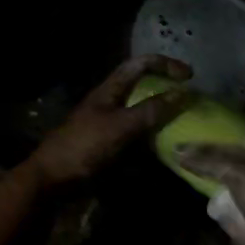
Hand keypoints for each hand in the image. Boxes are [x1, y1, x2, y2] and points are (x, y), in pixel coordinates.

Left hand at [27, 55, 193, 187]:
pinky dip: (152, 141)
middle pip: (142, 88)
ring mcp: (109, 125)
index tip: (190, 77)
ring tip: (185, 128)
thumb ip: (150, 110)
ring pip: (142, 115)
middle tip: (191, 104)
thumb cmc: (84, 146)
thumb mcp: (120, 126)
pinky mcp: (109, 146)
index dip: (165, 64)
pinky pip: (137, 138)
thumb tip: (183, 93)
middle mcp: (110, 103)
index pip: (140, 65)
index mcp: (110, 90)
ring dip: (162, 119)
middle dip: (167, 92)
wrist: (52, 179)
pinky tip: (166, 151)